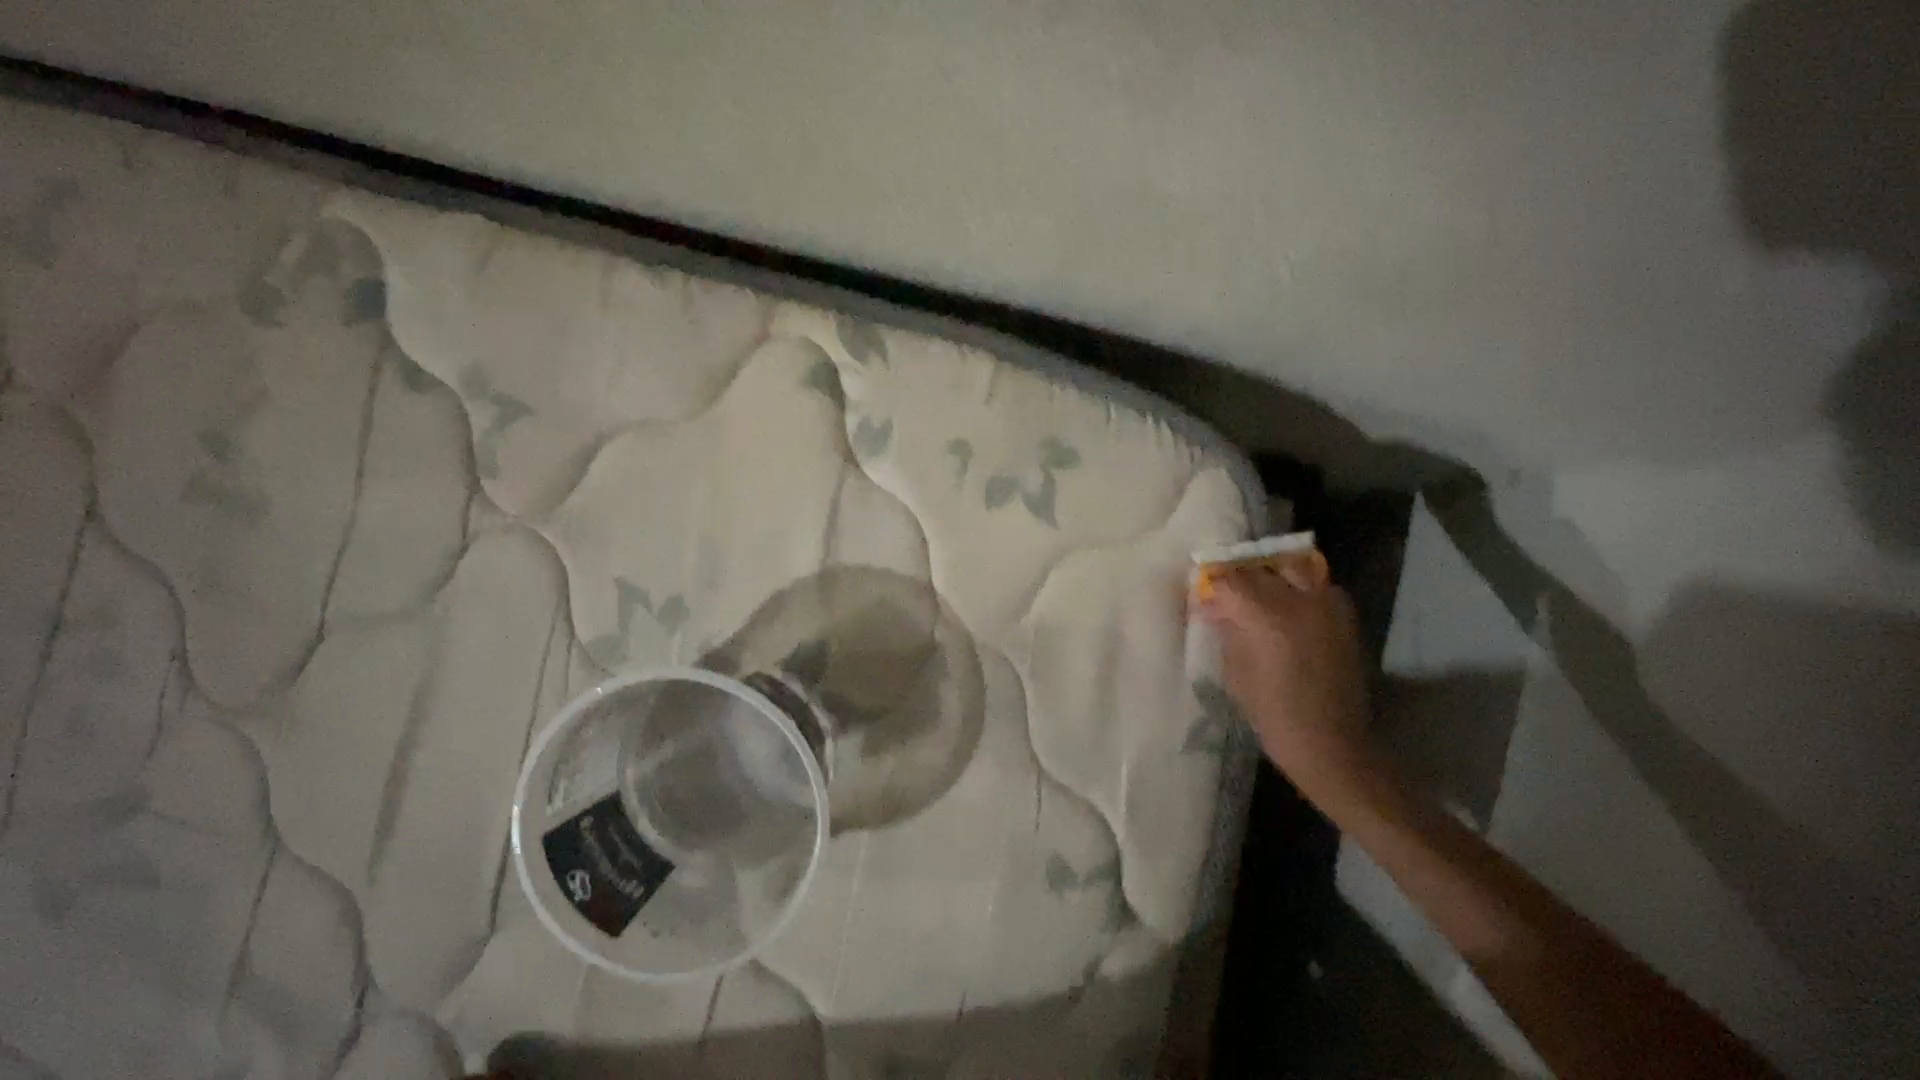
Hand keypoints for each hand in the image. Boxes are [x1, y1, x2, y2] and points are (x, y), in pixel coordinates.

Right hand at [1198, 562, 1373, 791]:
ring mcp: (1325, 604)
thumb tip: (1215, 607)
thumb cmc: (1273, 715)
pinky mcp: (1344, 615)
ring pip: (1292, 567)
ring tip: (1259, 593)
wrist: (1330, 743)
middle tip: (1226, 593)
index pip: (1229, 579)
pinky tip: (1290, 609)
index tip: (1202, 593)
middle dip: (1238, 577)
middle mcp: (1297, 600)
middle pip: (1259, 568)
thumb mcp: (1235, 673)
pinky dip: (1299, 588)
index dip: (1211, 582)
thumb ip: (1226, 631)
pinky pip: (1317, 585)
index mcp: (1264, 616)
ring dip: (1271, 575)